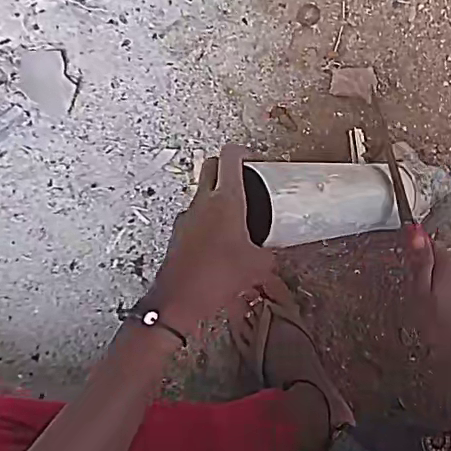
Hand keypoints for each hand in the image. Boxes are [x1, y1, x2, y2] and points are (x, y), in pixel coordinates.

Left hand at [148, 144, 274, 334]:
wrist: (180, 299)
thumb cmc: (218, 276)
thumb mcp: (259, 265)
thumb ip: (269, 253)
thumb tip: (272, 254)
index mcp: (226, 200)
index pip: (230, 157)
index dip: (243, 152)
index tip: (254, 159)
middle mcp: (203, 202)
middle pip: (210, 165)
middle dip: (227, 165)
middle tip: (244, 176)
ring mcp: (187, 217)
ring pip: (202, 192)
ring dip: (217, 194)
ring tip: (235, 213)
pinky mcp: (179, 233)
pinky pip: (196, 216)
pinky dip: (208, 219)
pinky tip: (220, 240)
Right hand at [401, 227, 450, 361]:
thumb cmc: (441, 325)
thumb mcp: (421, 290)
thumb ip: (420, 260)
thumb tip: (414, 230)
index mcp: (448, 263)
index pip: (429, 242)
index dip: (414, 247)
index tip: (402, 258)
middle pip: (437, 258)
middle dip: (422, 267)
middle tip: (410, 286)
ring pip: (444, 274)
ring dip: (432, 282)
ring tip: (420, 302)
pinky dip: (441, 296)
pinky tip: (435, 313)